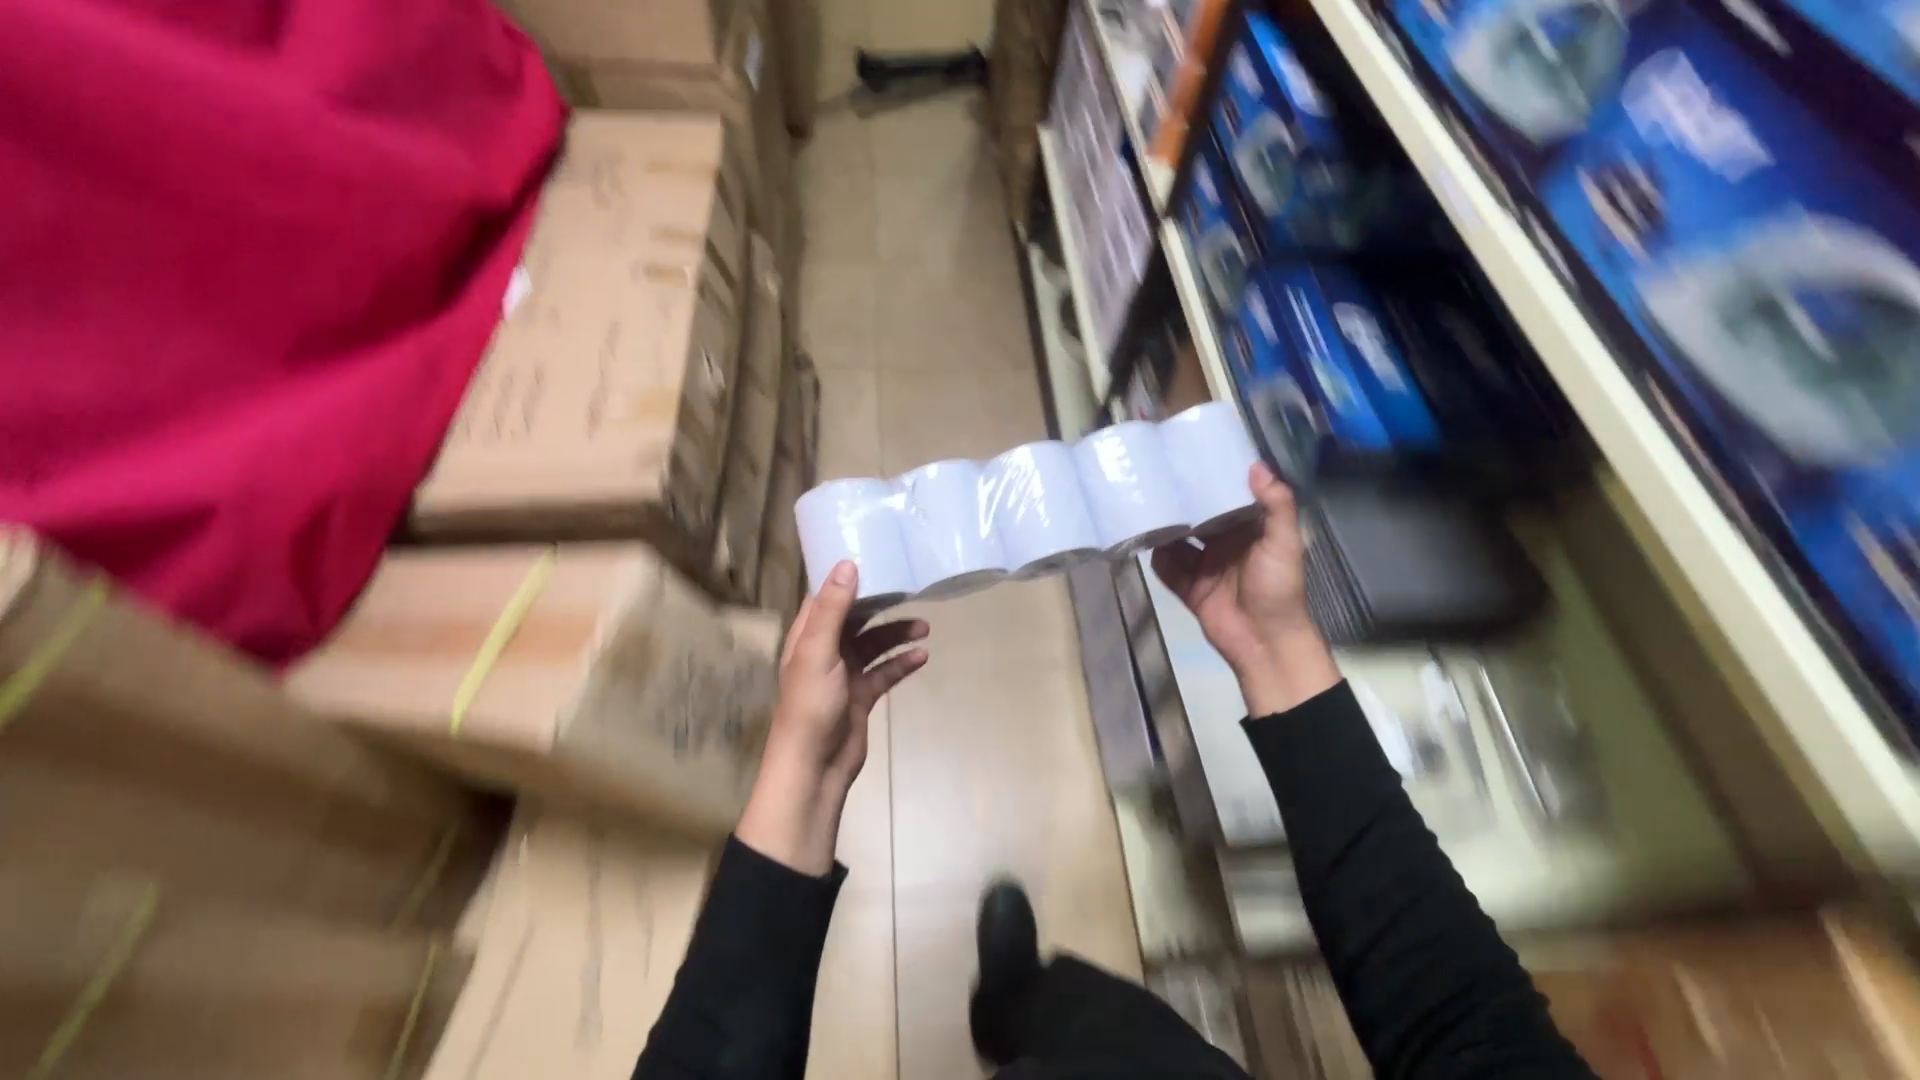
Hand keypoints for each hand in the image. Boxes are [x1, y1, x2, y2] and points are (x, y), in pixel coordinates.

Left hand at [737, 561, 928, 874]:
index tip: (876, 557)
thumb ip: (833, 609)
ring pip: (874, 644)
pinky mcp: (861, 696)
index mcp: (807, 635)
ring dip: (897, 634)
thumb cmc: (810, 705)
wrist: (815, 766)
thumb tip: (848, 563)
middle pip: (855, 618)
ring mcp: (844, 674)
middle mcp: (824, 650)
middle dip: (881, 604)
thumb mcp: (818, 651)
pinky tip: (922, 657)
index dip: (847, 577)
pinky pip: (885, 672)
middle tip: (910, 589)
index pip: (826, 596)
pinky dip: (902, 663)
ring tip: (925, 627)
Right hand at [1151, 463, 1339, 715]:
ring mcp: (1204, 567)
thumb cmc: (1279, 588)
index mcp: (1249, 530)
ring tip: (1143, 505)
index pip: (1227, 498)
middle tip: (1157, 478)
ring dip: (1164, 528)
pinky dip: (1156, 558)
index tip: (1193, 458)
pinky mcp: (1189, 588)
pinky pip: (1168, 569)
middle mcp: (1224, 545)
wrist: (1264, 641)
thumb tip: (1256, 465)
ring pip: (1178, 542)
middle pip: (1197, 517)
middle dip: (1181, 502)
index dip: (1212, 481)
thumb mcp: (1284, 543)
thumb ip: (1276, 506)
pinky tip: (1142, 541)